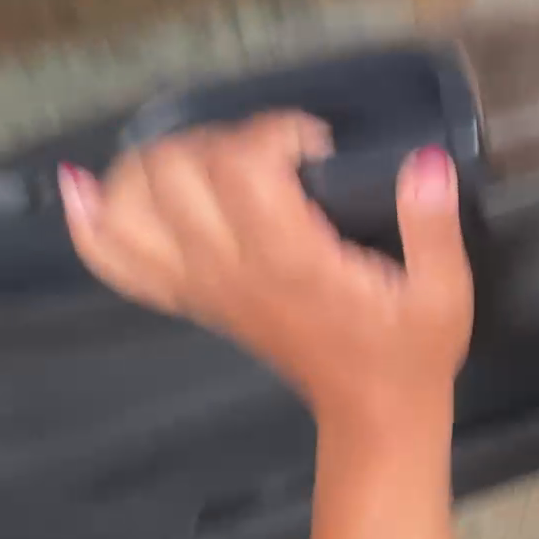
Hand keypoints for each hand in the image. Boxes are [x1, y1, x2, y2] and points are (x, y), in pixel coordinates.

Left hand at [58, 112, 474, 449]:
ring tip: (217, 158)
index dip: (274, 131)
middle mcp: (232, 270)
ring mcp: (201, 287)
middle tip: (279, 151)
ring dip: (158, 162)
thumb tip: (428, 159)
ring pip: (130, 203)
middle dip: (223, 138)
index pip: (243, 168)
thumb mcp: (444, 288)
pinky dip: (93, 215)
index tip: (319, 140)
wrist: (376, 408)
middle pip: (176, 173)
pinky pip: (111, 255)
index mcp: (294, 262)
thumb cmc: (413, 347)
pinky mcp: (191, 300)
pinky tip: (93, 188)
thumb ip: (433, 223)